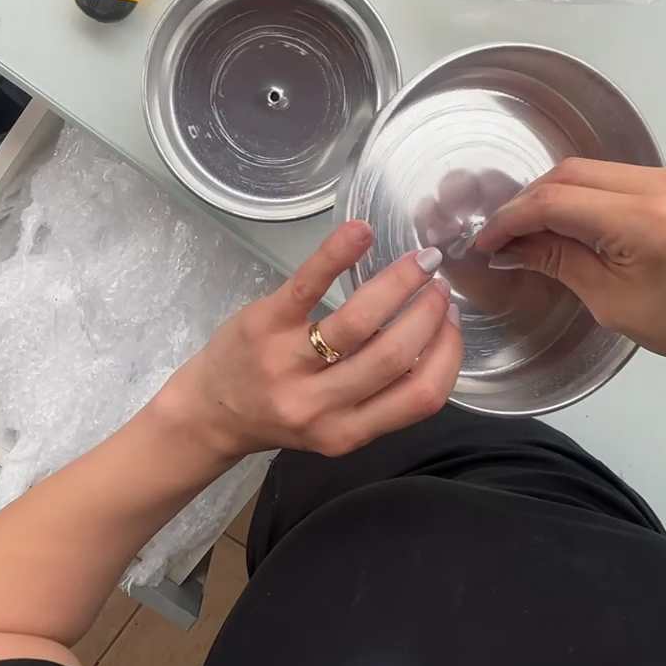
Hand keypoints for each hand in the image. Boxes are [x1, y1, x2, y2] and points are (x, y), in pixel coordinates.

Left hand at [159, 220, 463, 458]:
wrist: (211, 412)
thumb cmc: (282, 411)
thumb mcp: (336, 424)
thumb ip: (381, 398)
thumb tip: (436, 337)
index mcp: (347, 433)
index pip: (420, 397)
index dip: (448, 354)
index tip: (454, 322)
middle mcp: (319, 404)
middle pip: (393, 355)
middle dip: (427, 313)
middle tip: (437, 284)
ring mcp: (288, 363)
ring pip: (360, 322)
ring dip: (398, 284)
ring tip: (418, 262)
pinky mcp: (264, 324)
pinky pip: (308, 285)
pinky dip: (337, 254)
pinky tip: (361, 232)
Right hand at [469, 159, 665, 389]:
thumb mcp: (613, 303)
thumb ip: (559, 262)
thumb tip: (512, 246)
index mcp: (647, 221)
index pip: (556, 201)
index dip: (511, 219)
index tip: (486, 241)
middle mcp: (664, 185)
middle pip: (570, 174)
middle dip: (528, 202)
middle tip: (503, 236)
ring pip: (590, 171)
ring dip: (553, 196)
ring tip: (531, 232)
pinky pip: (615, 177)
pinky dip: (583, 195)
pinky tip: (569, 223)